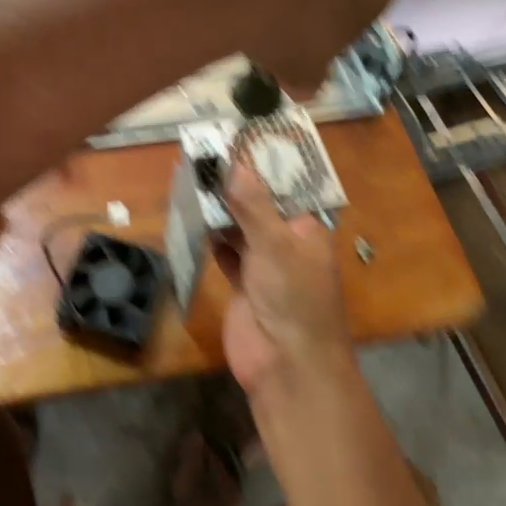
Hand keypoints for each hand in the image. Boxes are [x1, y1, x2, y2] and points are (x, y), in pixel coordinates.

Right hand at [217, 161, 350, 393]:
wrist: (286, 366)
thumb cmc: (293, 296)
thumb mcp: (275, 243)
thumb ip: (254, 204)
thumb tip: (236, 164)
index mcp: (309, 229)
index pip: (288, 188)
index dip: (265, 165)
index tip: (238, 139)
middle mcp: (289, 243)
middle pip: (262, 205)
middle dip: (238, 185)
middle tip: (207, 154)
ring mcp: (266, 266)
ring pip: (242, 227)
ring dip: (223, 209)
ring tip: (196, 178)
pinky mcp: (245, 285)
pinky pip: (228, 252)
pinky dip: (214, 237)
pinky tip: (196, 217)